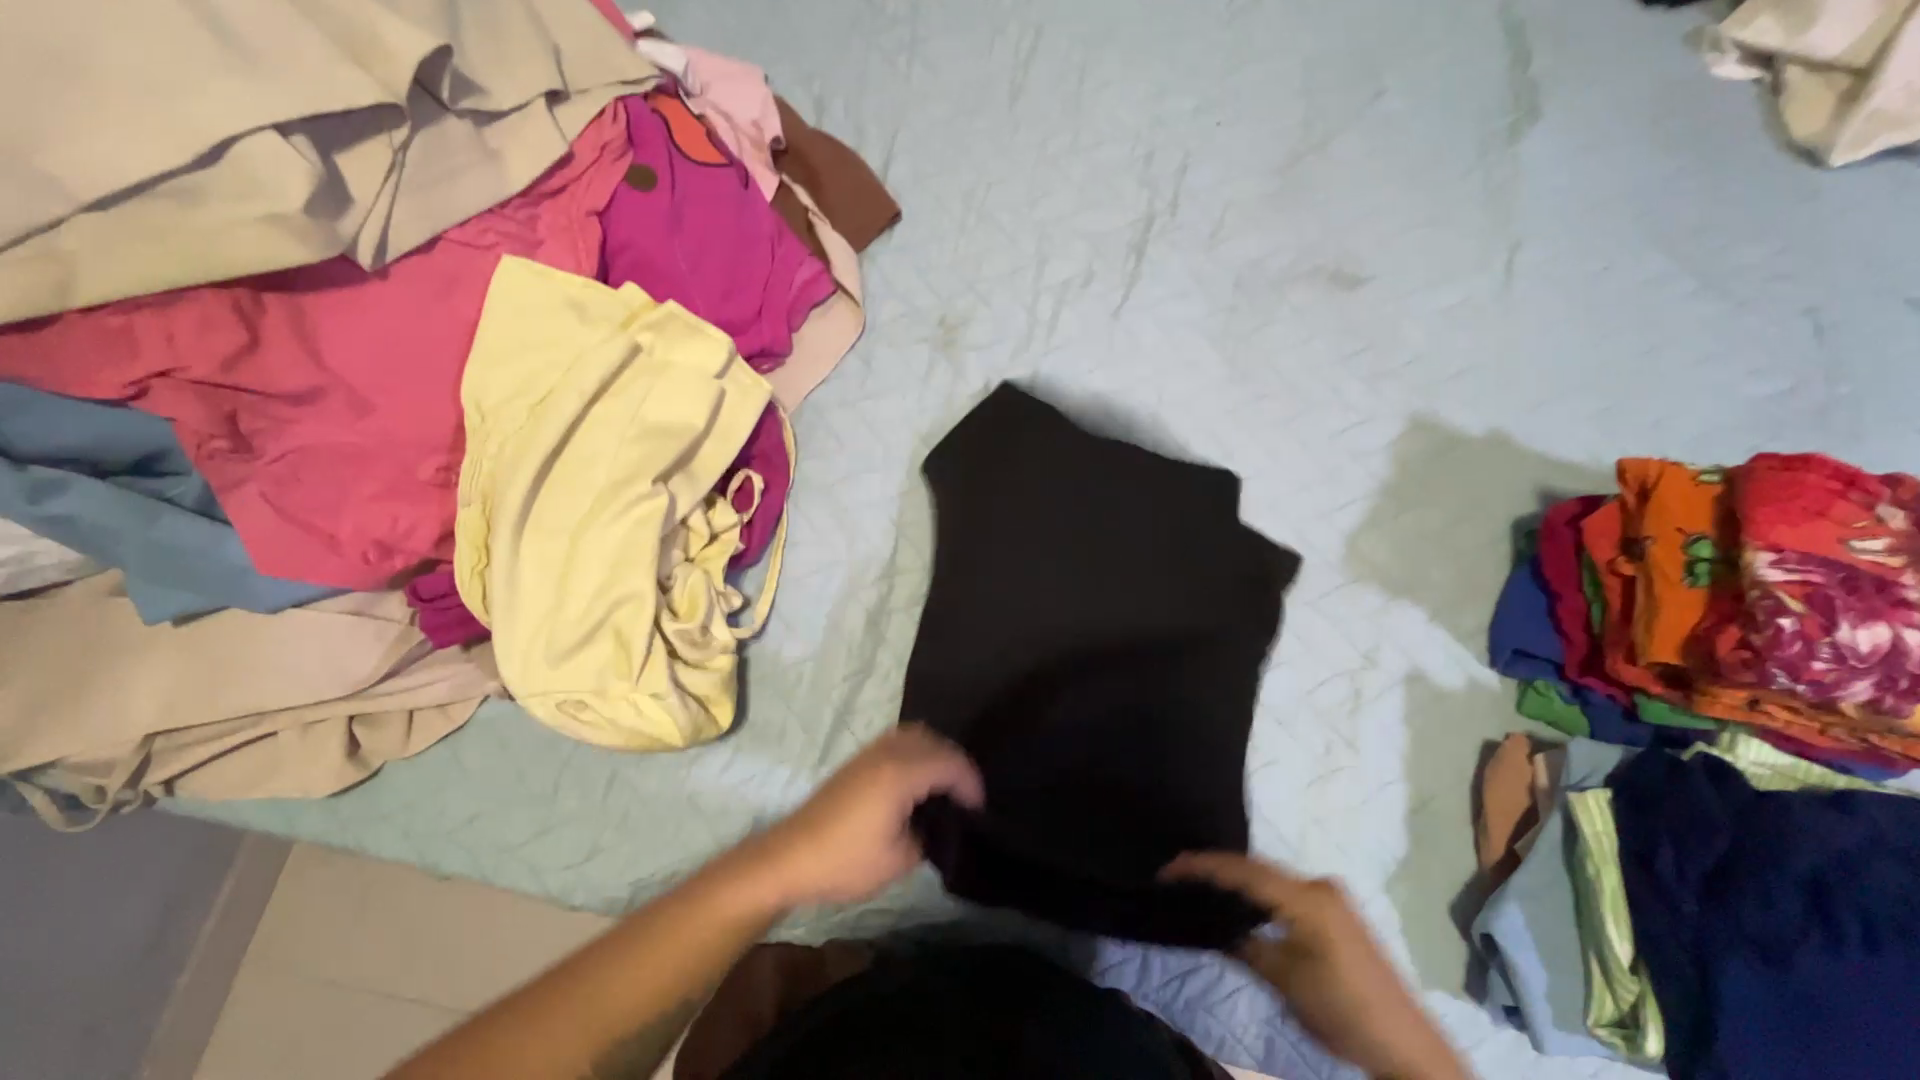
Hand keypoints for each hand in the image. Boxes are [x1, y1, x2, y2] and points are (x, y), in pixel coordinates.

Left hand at [741, 724, 983, 908]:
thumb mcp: (899, 860)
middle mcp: (886, 753)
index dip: (971, 783)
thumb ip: (927, 836)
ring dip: (934, 754)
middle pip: (933, 740)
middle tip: (966, 797)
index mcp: (900, 774)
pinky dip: (915, 753)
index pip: (950, 763)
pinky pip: (896, 742)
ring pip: (913, 735)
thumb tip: (934, 826)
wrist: (788, 859)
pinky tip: (917, 783)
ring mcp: (868, 754)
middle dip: (956, 764)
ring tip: (944, 787)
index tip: (979, 810)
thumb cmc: (844, 862)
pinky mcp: (855, 763)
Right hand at [1162, 853, 1470, 1079]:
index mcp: (1308, 898)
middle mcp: (1320, 886)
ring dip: (1237, 880)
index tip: (1166, 871)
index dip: (1202, 867)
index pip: (1243, 870)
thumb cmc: (1343, 1011)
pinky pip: (1286, 891)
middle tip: (1176, 877)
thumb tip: (1213, 927)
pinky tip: (1239, 904)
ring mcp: (1332, 898)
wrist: (1407, 1045)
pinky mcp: (1337, 913)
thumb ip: (1245, 947)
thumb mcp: (1285, 982)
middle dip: (1216, 869)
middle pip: (1257, 868)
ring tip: (1198, 887)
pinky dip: (1259, 893)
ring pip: (1271, 878)